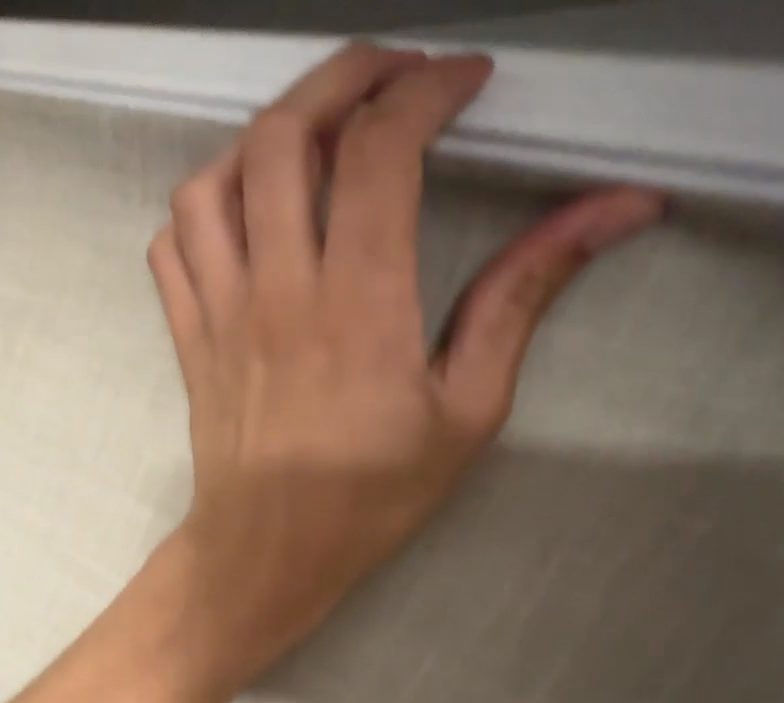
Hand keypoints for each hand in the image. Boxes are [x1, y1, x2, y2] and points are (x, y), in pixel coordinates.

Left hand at [147, 44, 663, 702]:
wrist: (265, 547)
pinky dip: (201, 205)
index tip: (464, 79)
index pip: (378, 153)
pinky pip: (170, 245)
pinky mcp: (185, 333)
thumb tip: (613, 208)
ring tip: (311, 133)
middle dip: (338, 79)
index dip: (423, 89)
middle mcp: (276, 291)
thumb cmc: (368, 495)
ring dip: (258, 136)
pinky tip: (242, 207)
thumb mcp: (469, 408)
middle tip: (388, 73)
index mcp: (358, 304)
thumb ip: (523, 297)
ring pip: (210, 185)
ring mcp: (217, 310)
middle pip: (280, 141)